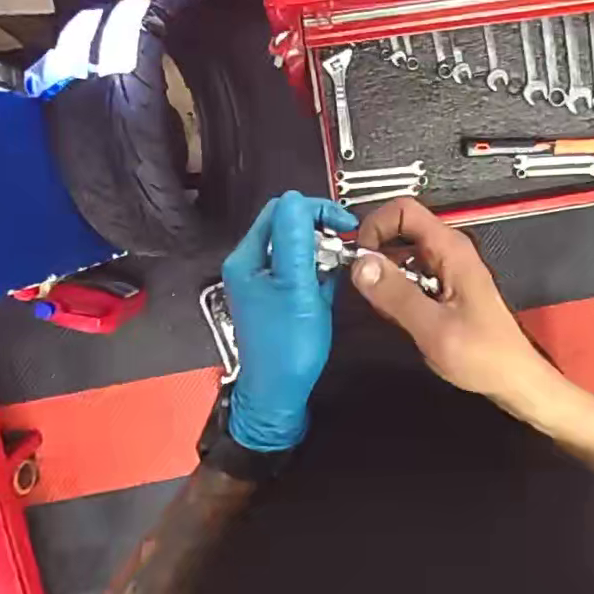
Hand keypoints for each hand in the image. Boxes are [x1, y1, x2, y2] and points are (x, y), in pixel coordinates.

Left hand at [222, 191, 357, 450]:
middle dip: (321, 230)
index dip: (316, 211)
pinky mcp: (279, 294)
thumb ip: (296, 242)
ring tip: (337, 269)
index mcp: (249, 258)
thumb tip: (297, 201)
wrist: (279, 392)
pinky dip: (319, 270)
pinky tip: (328, 286)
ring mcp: (266, 280)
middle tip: (343, 246)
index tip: (344, 225)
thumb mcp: (296, 289)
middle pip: (289, 225)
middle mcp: (253, 264)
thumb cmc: (286, 347)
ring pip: (298, 246)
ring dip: (322, 251)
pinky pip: (302, 268)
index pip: (283, 210)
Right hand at [348, 198, 559, 407]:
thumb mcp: (433, 327)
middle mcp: (449, 253)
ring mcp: (447, 270)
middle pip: (399, 231)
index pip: (404, 210)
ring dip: (386, 276)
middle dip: (376, 255)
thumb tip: (362, 266)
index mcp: (451, 250)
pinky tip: (402, 316)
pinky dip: (397, 291)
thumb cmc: (485, 355)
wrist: (512, 378)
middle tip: (368, 287)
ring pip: (402, 255)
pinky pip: (410, 276)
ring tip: (387, 307)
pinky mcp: (443, 288)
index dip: (375, 227)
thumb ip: (395, 294)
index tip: (360, 257)